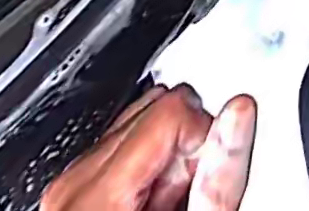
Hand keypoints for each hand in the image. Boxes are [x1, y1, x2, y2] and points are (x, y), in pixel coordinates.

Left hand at [41, 84, 255, 210]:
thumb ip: (221, 178)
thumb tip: (240, 111)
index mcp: (93, 198)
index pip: (174, 110)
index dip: (206, 140)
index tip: (204, 186)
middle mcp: (72, 186)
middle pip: (160, 107)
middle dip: (190, 146)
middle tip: (186, 202)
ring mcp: (68, 189)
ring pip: (146, 117)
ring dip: (173, 152)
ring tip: (169, 207)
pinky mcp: (75, 191)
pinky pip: (129, 140)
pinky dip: (154, 162)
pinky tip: (154, 206)